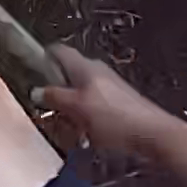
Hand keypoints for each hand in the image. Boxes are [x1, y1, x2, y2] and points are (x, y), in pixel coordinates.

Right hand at [34, 45, 181, 155]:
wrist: (156, 136)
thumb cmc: (112, 118)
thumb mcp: (77, 108)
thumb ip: (54, 97)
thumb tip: (36, 91)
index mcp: (84, 66)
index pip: (58, 50)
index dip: (43, 57)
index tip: (31, 72)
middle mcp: (97, 71)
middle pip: (68, 74)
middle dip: (57, 92)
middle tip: (49, 110)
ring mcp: (110, 87)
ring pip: (80, 93)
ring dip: (72, 109)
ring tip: (70, 129)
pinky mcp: (120, 104)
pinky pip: (94, 106)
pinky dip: (87, 118)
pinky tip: (89, 136)